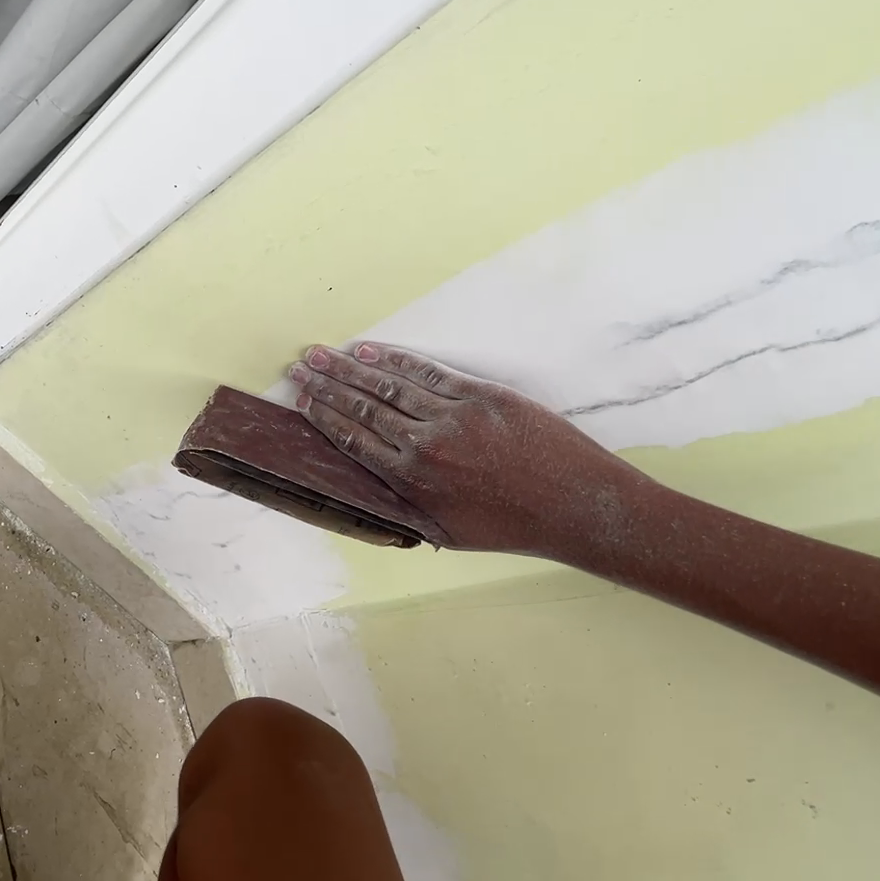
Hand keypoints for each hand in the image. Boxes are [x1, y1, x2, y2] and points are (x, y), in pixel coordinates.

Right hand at [289, 342, 652, 559]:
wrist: (580, 509)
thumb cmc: (512, 526)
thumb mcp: (446, 529)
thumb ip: (403, 505)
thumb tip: (366, 486)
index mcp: (411, 480)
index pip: (352, 439)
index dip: (323, 416)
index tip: (302, 400)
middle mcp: (423, 445)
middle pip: (361, 407)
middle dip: (325, 385)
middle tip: (299, 367)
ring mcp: (451, 416)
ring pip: (386, 386)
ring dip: (348, 367)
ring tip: (320, 353)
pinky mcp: (480, 397)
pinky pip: (425, 374)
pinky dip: (393, 360)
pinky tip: (369, 351)